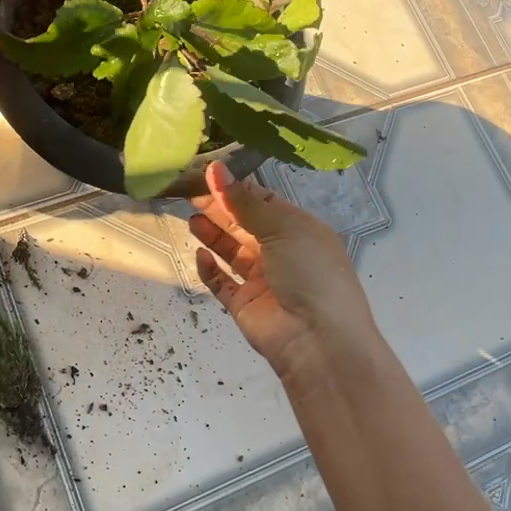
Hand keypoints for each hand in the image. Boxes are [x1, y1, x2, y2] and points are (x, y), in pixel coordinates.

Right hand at [190, 161, 380, 385]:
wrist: (318, 340)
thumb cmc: (310, 273)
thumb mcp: (283, 228)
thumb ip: (245, 202)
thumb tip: (216, 169)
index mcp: (299, 230)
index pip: (264, 202)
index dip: (237, 189)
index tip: (209, 175)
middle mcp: (282, 253)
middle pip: (244, 225)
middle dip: (220, 209)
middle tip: (191, 193)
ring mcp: (262, 280)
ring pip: (231, 252)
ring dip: (213, 235)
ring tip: (192, 220)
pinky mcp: (244, 305)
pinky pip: (222, 283)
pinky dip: (210, 269)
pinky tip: (200, 255)